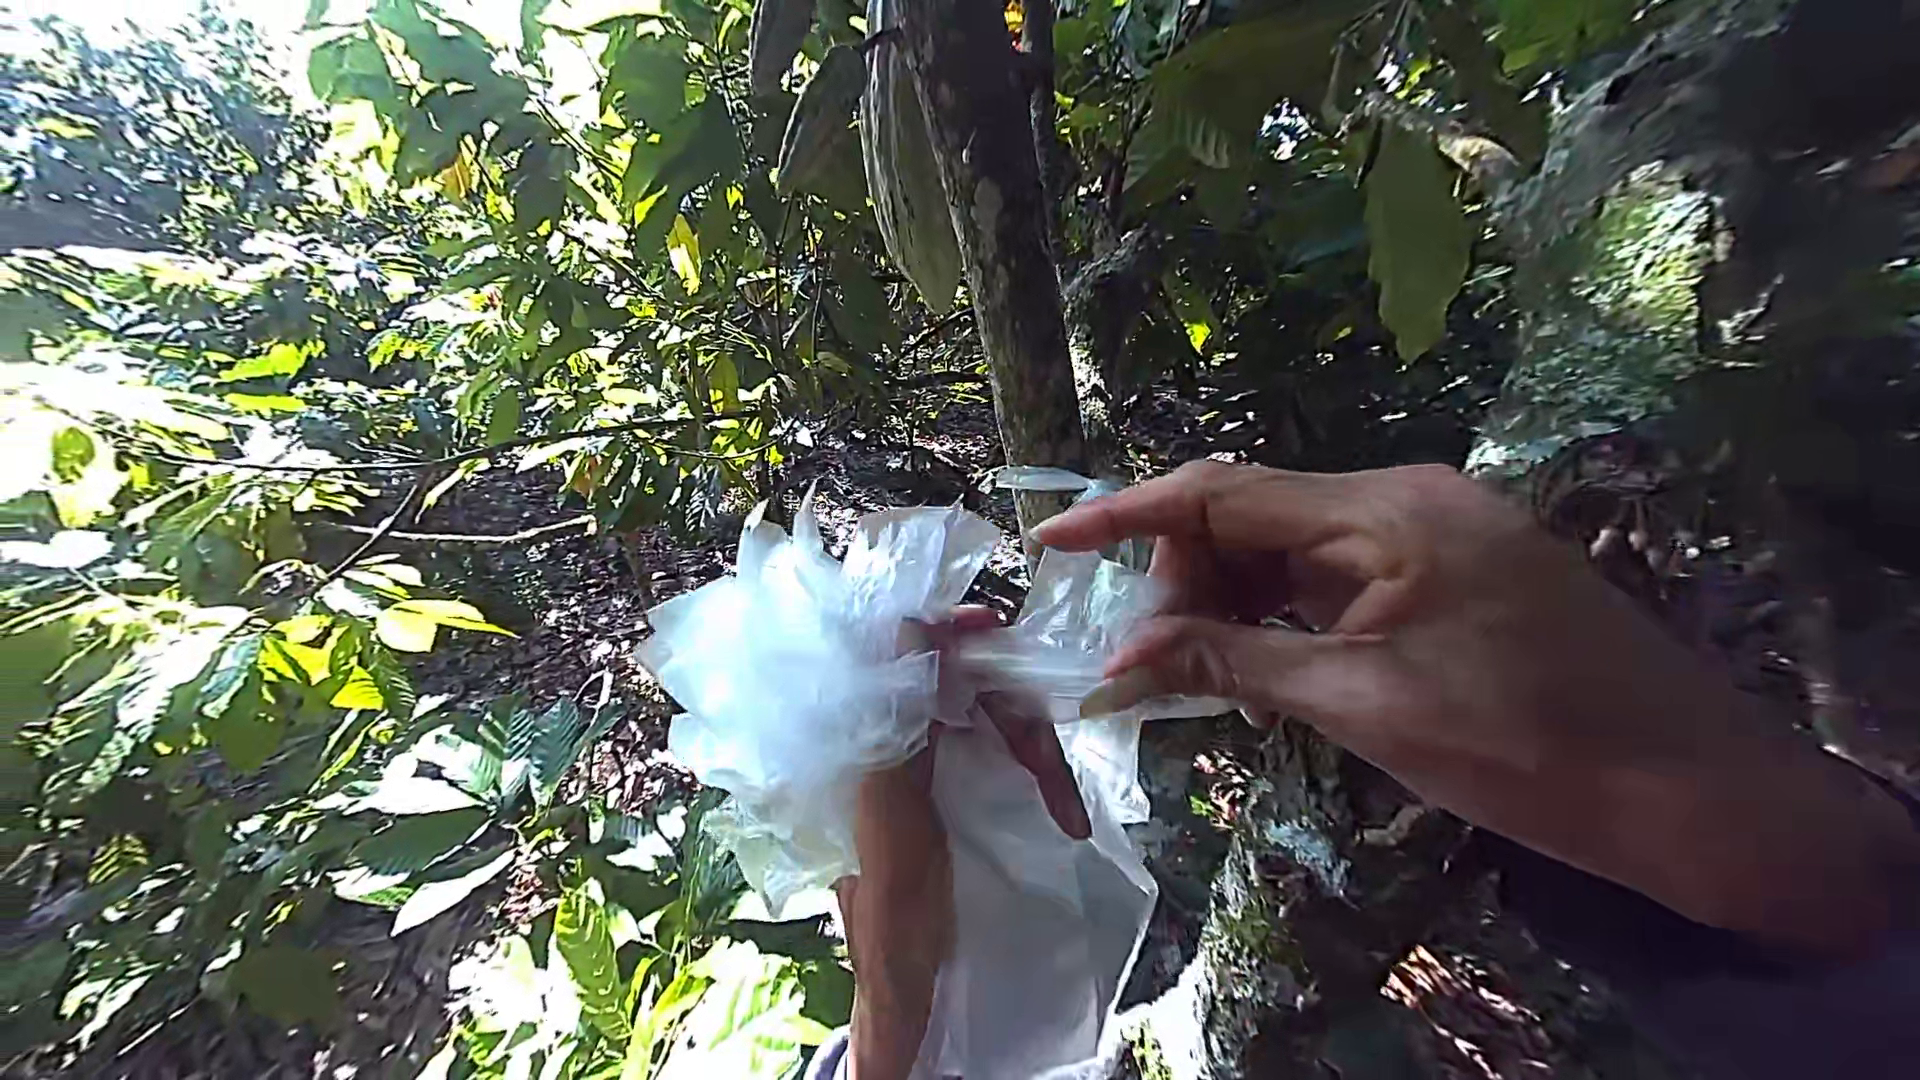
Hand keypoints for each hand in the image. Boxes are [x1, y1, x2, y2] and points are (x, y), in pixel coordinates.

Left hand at [835, 610, 1092, 1078]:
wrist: (911, 980)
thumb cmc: (889, 902)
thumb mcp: (891, 812)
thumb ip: (897, 724)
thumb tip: (910, 624)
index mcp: (868, 730)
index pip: (908, 653)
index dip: (950, 634)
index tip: (992, 628)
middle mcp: (900, 730)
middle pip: (968, 687)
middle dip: (1019, 722)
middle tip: (1053, 777)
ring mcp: (936, 753)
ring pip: (997, 718)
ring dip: (1040, 755)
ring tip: (1069, 811)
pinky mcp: (963, 777)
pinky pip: (1009, 751)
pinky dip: (1041, 773)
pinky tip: (1065, 809)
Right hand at [1034, 461, 1918, 957]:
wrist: (1710, 804)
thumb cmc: (1532, 751)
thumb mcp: (1359, 705)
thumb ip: (1227, 665)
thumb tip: (1120, 660)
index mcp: (1381, 513)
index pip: (1218, 494)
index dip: (1125, 514)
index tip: (1053, 537)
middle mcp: (1389, 499)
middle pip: (1237, 520)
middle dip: (1180, 586)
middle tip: (1154, 659)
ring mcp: (1406, 530)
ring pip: (1267, 550)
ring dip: (1220, 607)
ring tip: (1206, 677)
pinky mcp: (1417, 566)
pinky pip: (1308, 576)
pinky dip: (1264, 617)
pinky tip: (1255, 669)